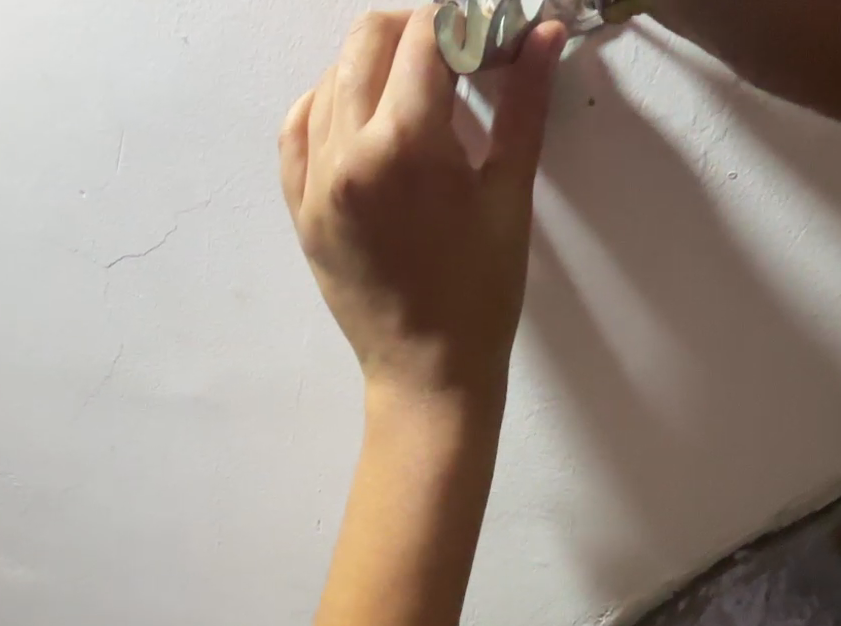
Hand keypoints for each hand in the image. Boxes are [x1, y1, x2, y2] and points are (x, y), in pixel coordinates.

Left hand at [281, 6, 566, 413]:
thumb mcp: (509, 200)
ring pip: (331, 77)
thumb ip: (522, 107)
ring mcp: (313, 182)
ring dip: (376, 64)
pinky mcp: (299, 210)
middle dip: (420, 29)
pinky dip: (326, 103)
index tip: (492, 32)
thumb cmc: (481, 297)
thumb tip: (543, 32)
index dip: (468, 19)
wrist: (428, 375)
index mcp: (404, 145)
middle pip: (370, 38)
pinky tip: (358, 115)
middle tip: (459, 56)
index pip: (429, 34)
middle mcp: (345, 151)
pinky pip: (296, 129)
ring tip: (416, 93)